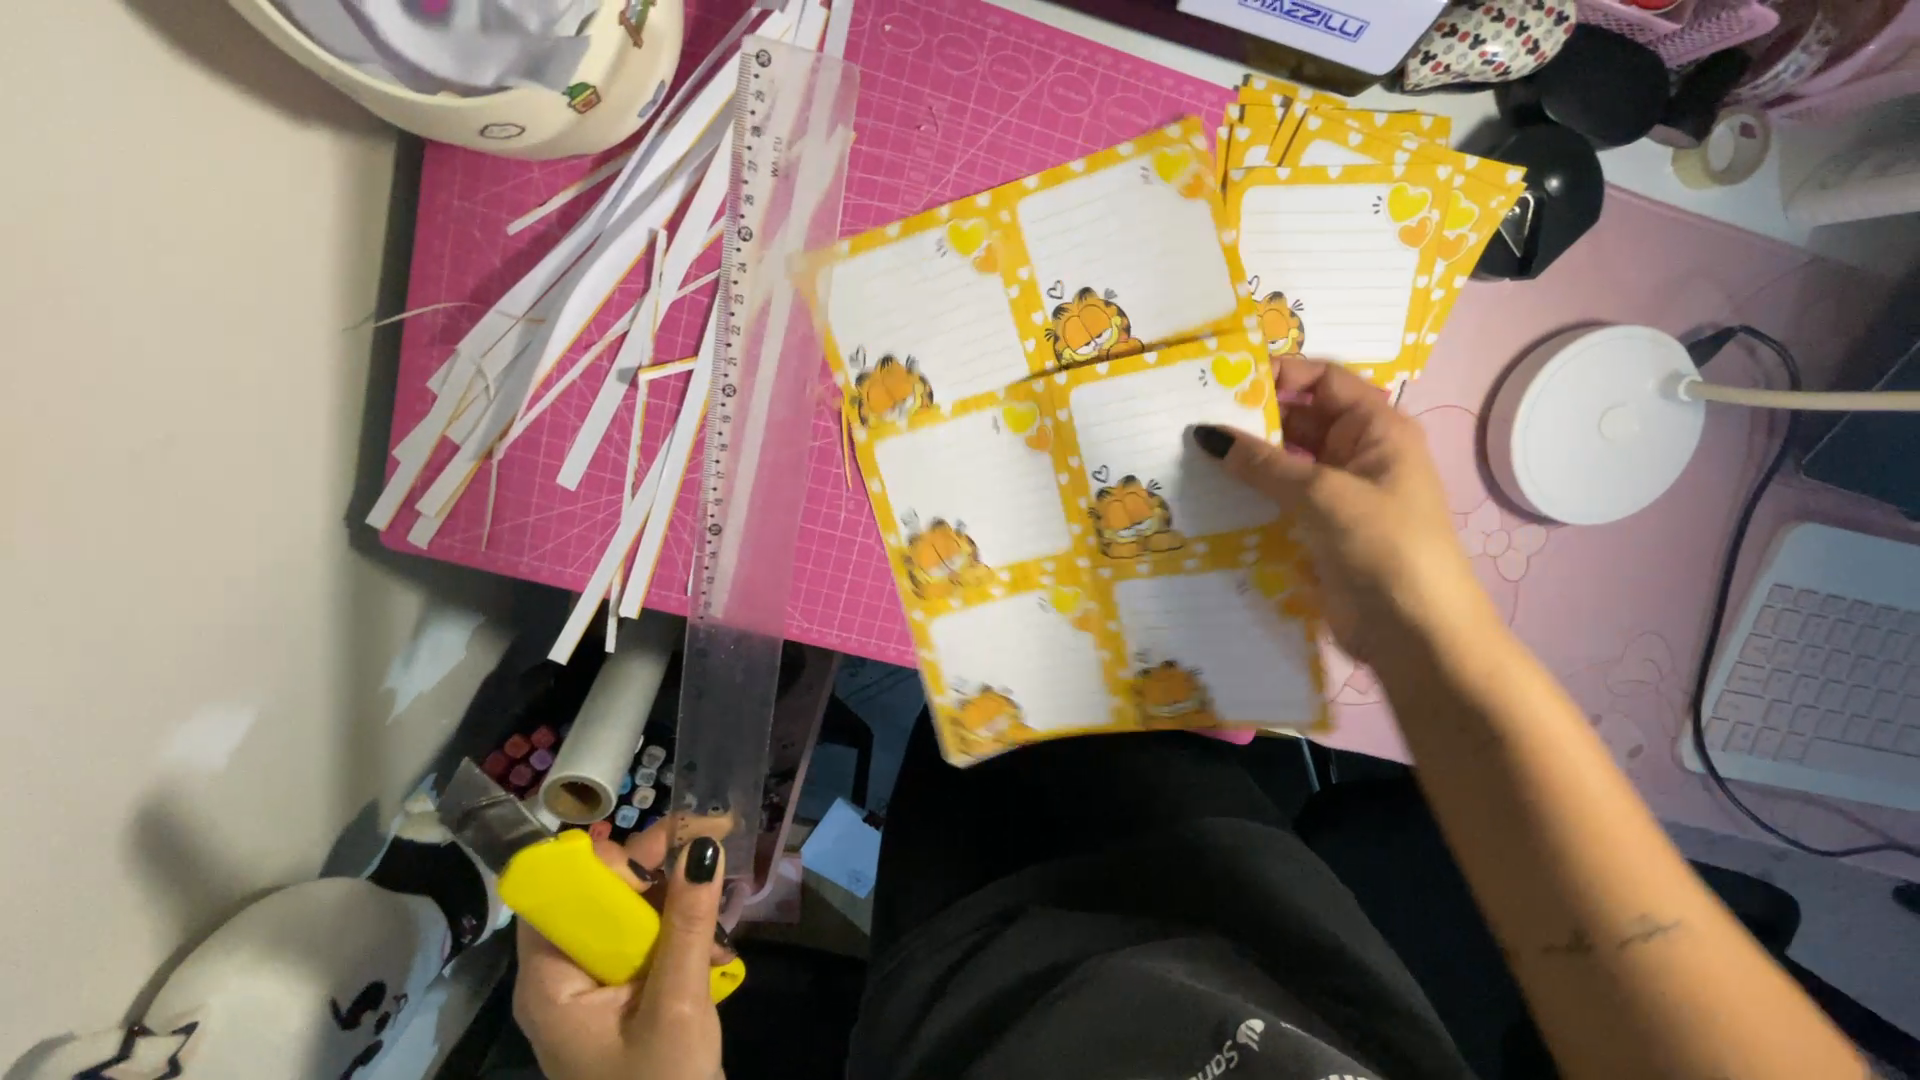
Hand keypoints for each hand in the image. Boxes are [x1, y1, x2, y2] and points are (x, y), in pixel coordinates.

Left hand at [513, 819, 732, 1079]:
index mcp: (551, 980)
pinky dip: (682, 930)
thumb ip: (688, 924)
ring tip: (723, 889)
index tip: (663, 844)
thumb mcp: (677, 1005)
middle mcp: (565, 975)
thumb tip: (703, 845)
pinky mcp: (626, 995)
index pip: (558, 893)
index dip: (604, 861)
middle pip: (599, 895)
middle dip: (656, 867)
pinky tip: (720, 940)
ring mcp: (596, 986)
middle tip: (714, 838)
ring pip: (629, 914)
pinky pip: (647, 941)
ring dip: (678, 899)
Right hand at [1191, 354, 1493, 665]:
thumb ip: (1263, 463)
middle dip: (1251, 418)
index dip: (1278, 373)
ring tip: (1188, 455)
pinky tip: (1207, 496)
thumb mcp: (1322, 495)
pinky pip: (1275, 500)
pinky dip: (1246, 496)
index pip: (1323, 379)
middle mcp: (1356, 454)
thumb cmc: (1383, 546)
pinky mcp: (1316, 530)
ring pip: (1282, 462)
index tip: (1223, 381)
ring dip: (1244, 460)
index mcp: (1376, 429)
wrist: (1414, 632)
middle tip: (1191, 418)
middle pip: (1298, 418)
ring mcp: (1335, 494)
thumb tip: (1206, 434)